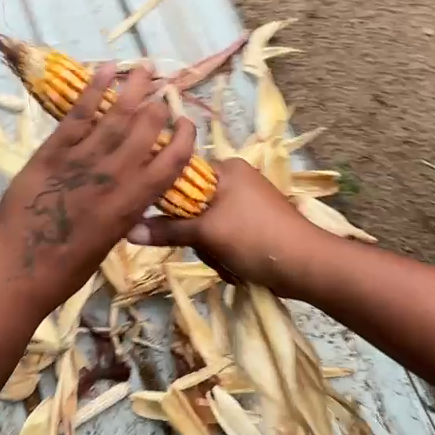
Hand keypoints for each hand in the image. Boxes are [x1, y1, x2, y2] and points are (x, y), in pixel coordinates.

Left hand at [0, 64, 197, 309]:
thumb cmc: (65, 269)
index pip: (170, 163)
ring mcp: (82, 160)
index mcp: (131, 204)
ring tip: (146, 68)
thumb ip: (125, 211)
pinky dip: (93, 90)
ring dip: (133, 89)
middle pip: (145, 131)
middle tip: (167, 88)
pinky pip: (78, 115)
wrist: (16, 270)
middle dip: (159, 106)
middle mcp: (113, 177)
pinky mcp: (53, 151)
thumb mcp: (109, 242)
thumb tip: (136, 190)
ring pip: (115, 116)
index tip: (187, 123)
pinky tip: (107, 70)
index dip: (183, 139)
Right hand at [126, 157, 337, 296]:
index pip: (182, 175)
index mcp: (227, 168)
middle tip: (209, 247)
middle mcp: (237, 179)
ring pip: (208, 227)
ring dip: (212, 250)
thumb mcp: (206, 233)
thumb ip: (167, 230)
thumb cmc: (255, 237)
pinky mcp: (254, 226)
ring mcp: (247, 204)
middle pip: (193, 206)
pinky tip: (237, 267)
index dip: (171, 200)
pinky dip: (226, 255)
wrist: (306, 265)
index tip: (166, 223)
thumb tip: (128, 229)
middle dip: (197, 235)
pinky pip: (225, 238)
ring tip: (228, 261)